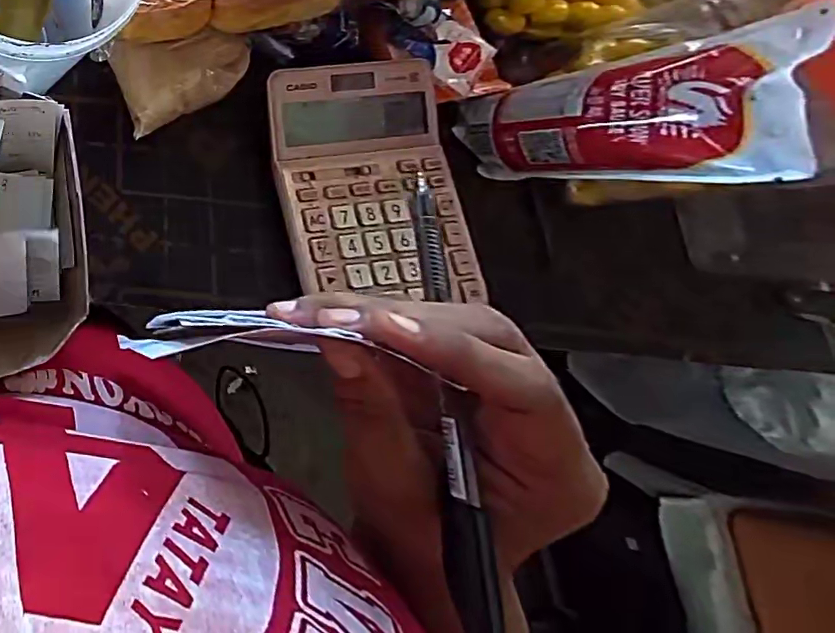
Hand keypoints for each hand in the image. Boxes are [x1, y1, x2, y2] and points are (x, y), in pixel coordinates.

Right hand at [268, 294, 605, 569]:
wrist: (418, 550)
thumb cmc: (420, 537)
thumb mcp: (393, 489)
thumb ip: (372, 416)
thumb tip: (340, 346)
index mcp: (553, 466)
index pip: (521, 388)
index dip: (449, 348)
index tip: (379, 326)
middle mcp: (536, 414)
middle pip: (481, 335)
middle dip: (398, 318)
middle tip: (328, 316)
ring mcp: (491, 382)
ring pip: (440, 318)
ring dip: (367, 310)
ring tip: (306, 313)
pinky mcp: (446, 365)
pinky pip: (409, 325)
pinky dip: (358, 316)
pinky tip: (316, 316)